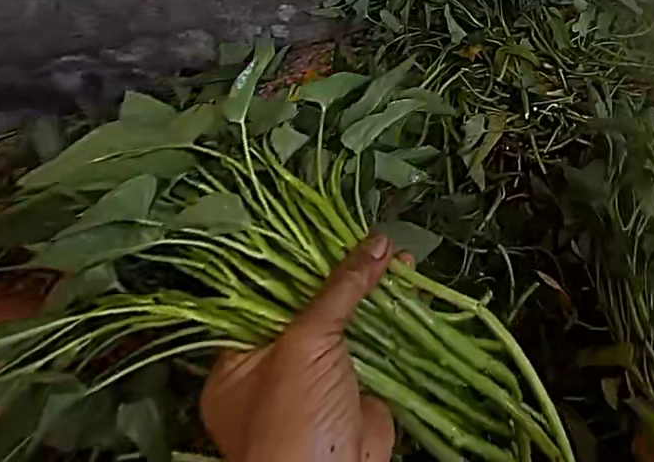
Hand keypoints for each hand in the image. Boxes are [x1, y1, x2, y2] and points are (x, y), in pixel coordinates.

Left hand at [201, 235, 396, 461]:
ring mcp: (323, 374)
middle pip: (316, 302)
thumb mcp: (305, 344)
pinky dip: (396, 310)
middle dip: (347, 269)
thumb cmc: (292, 425)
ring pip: (350, 317)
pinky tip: (410, 283)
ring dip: (376, 285)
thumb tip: (377, 243)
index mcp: (243, 360)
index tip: (330, 229)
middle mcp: (280, 364)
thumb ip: (340, 288)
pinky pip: (378, 337)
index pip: (270, 295)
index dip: (301, 261)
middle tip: (372, 239)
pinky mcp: (361, 383)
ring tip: (397, 254)